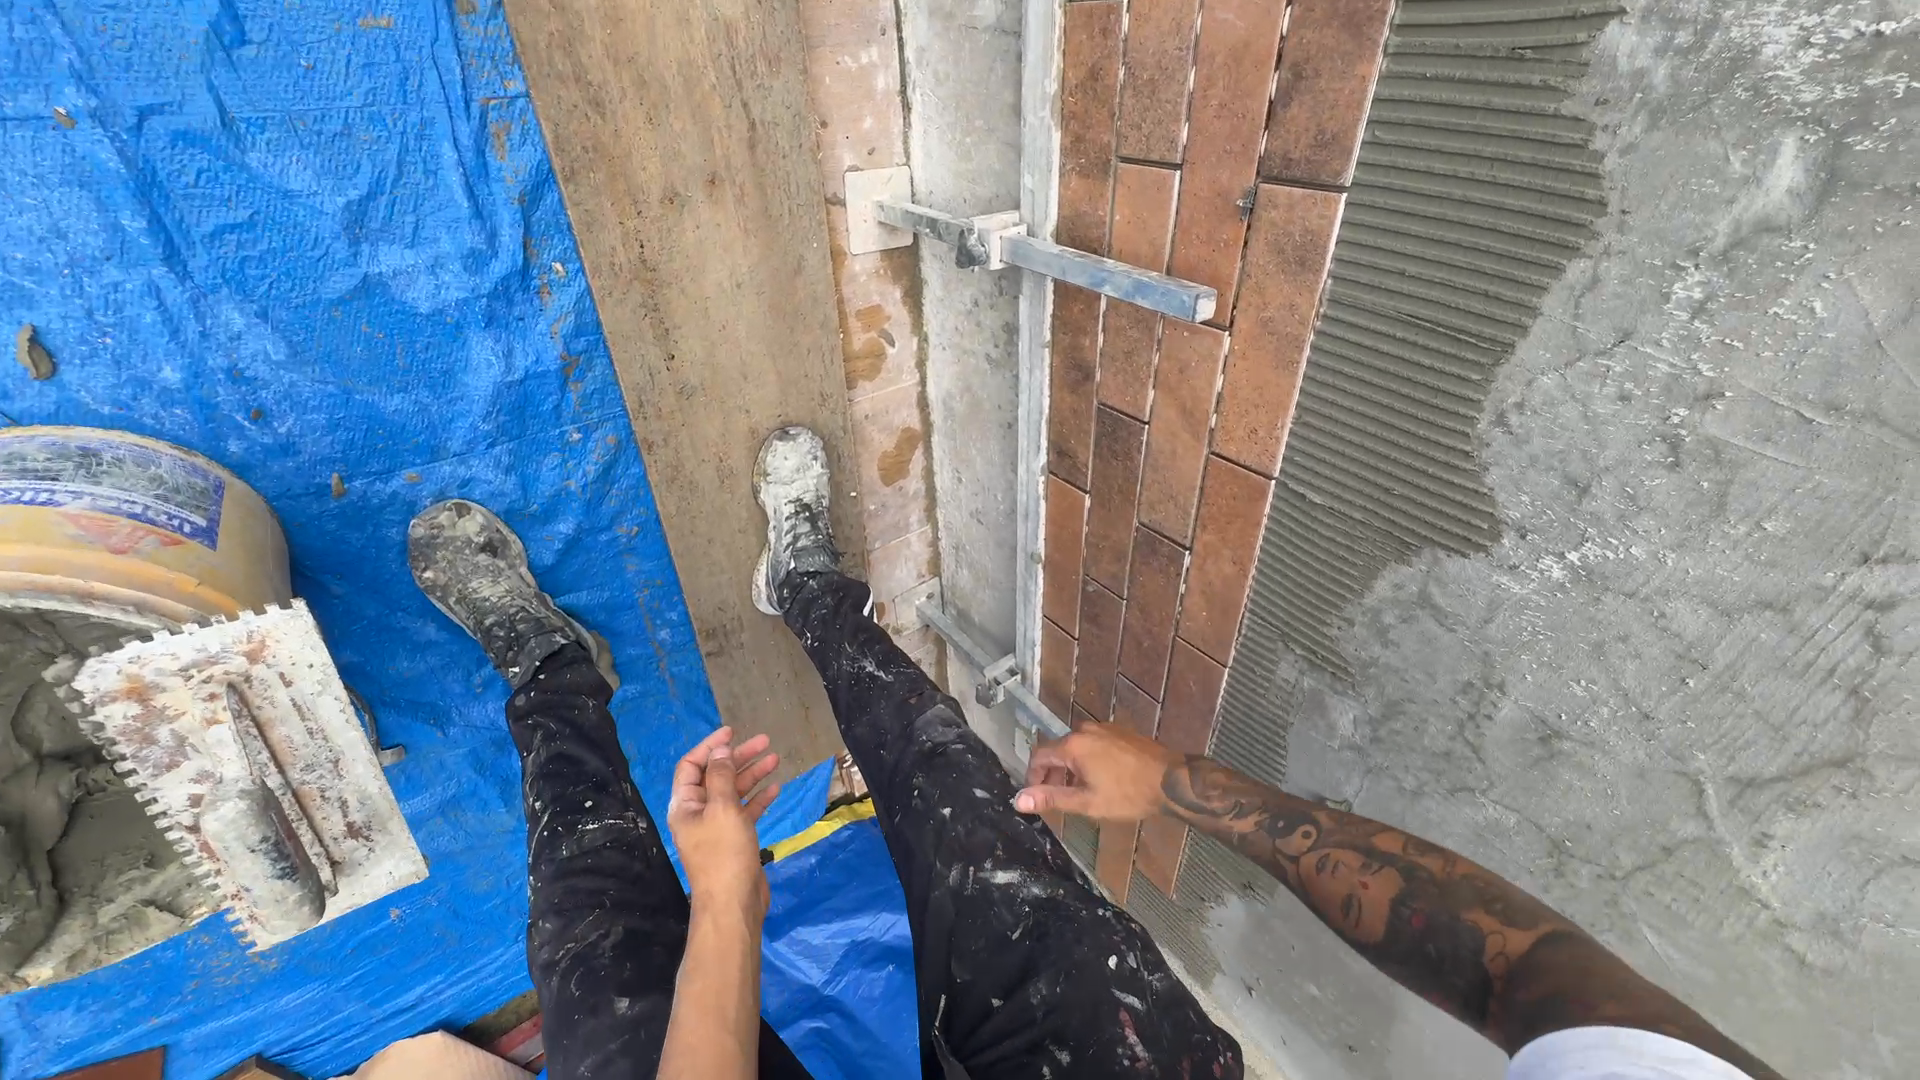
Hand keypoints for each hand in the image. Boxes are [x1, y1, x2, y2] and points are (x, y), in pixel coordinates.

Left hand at [667, 727, 780, 917]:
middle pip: (716, 775)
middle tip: (765, 741)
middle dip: (739, 757)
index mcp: (685, 805)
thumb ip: (722, 775)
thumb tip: (720, 749)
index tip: (733, 731)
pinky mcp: (735, 839)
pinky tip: (776, 788)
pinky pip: (746, 810)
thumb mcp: (722, 808)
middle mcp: (698, 813)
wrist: (733, 902)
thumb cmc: (724, 852)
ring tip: (776, 758)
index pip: (692, 765)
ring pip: (734, 792)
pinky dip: (759, 797)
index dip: (710, 746)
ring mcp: (717, 827)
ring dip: (752, 774)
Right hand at [1013, 723, 1181, 822]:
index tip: (1036, 795)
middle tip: (1058, 798)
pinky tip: (1100, 778)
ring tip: (1080, 791)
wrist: (1171, 780)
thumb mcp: (1087, 802)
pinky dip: (1087, 759)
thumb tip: (1018, 799)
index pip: (1038, 755)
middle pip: (1057, 750)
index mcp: (1072, 745)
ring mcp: (1103, 728)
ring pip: (1075, 747)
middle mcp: (1084, 730)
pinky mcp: (1118, 730)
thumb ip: (1051, 798)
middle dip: (1052, 774)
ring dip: (1070, 768)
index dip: (1032, 776)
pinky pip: (1092, 743)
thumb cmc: (1127, 794)